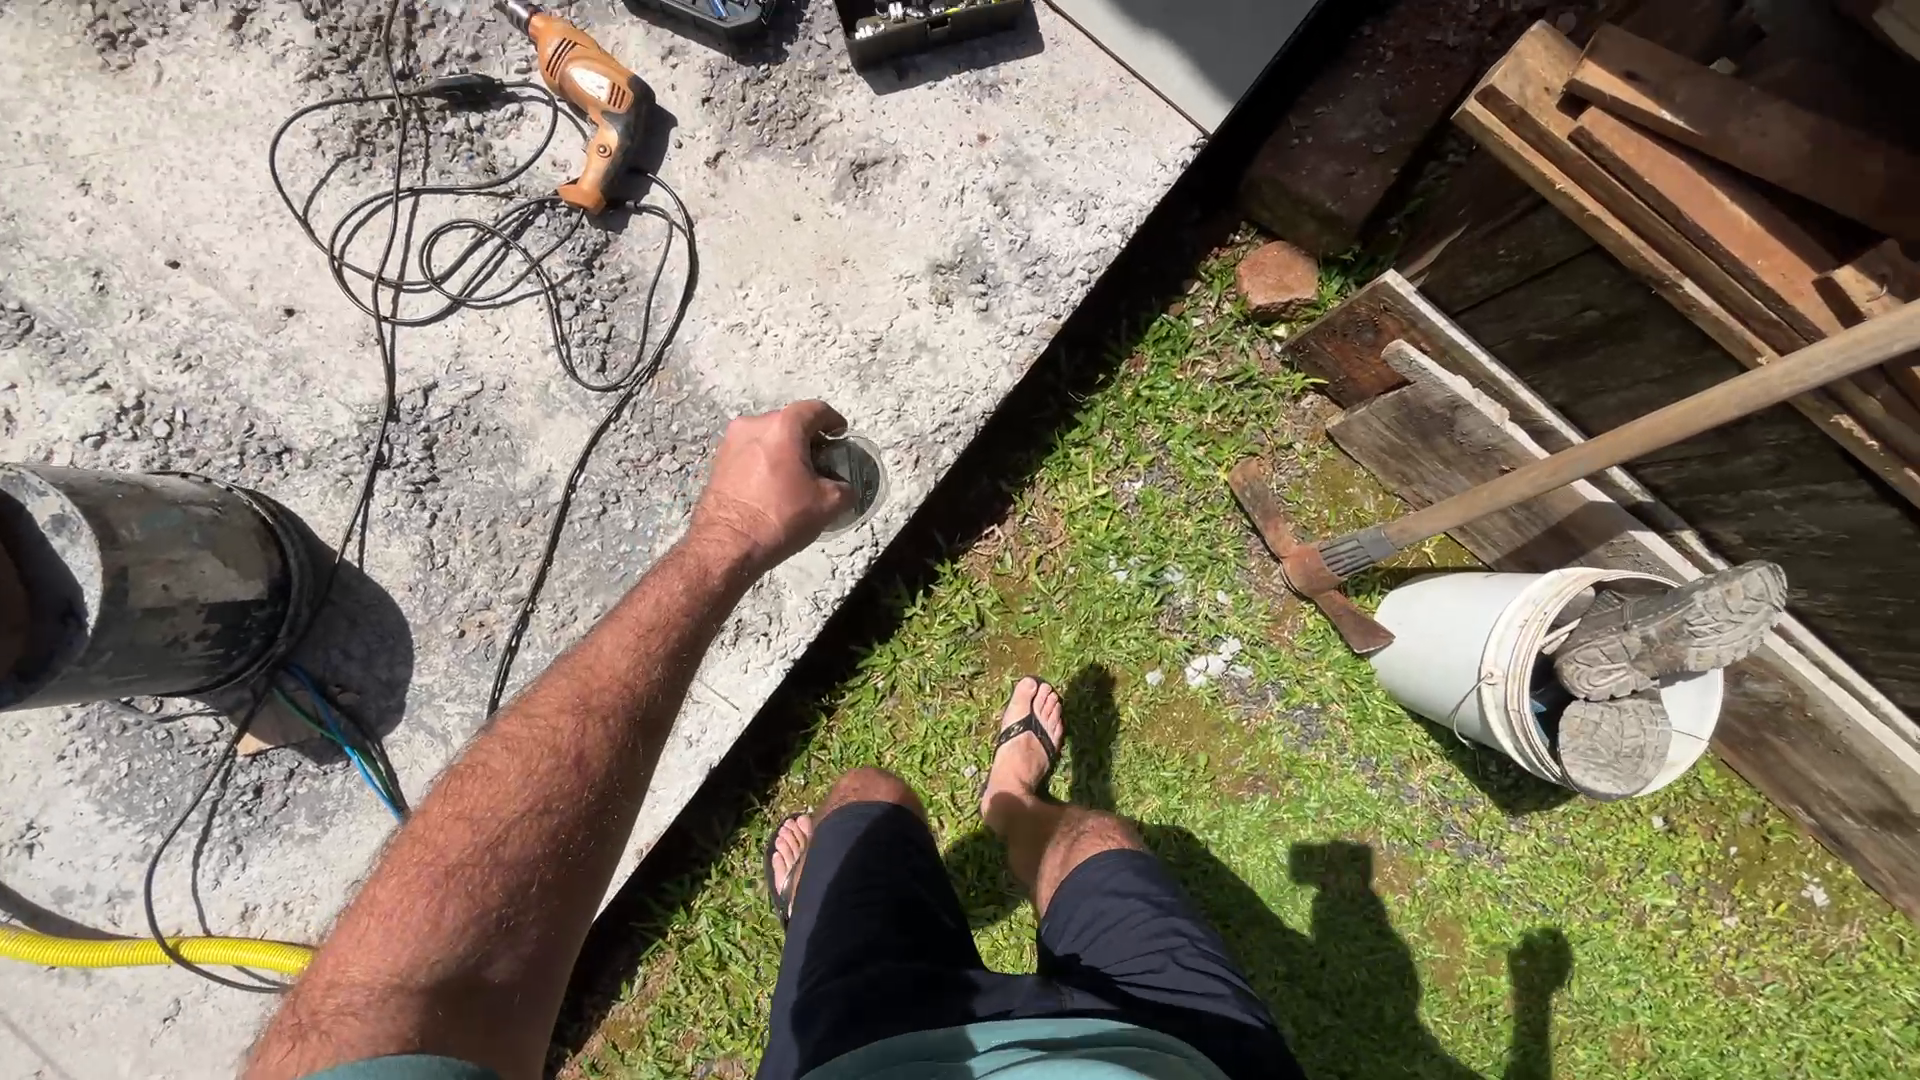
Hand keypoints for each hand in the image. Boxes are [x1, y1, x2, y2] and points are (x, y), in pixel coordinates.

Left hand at [689, 401, 856, 574]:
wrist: (727, 546)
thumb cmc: (780, 518)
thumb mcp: (828, 504)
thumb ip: (845, 488)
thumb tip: (844, 487)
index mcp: (783, 427)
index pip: (816, 410)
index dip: (833, 421)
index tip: (840, 435)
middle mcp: (753, 425)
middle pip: (790, 422)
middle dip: (808, 438)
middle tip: (821, 461)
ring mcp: (731, 442)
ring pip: (768, 437)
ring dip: (785, 450)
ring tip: (796, 476)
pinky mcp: (718, 461)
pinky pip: (750, 452)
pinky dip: (766, 461)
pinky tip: (773, 485)